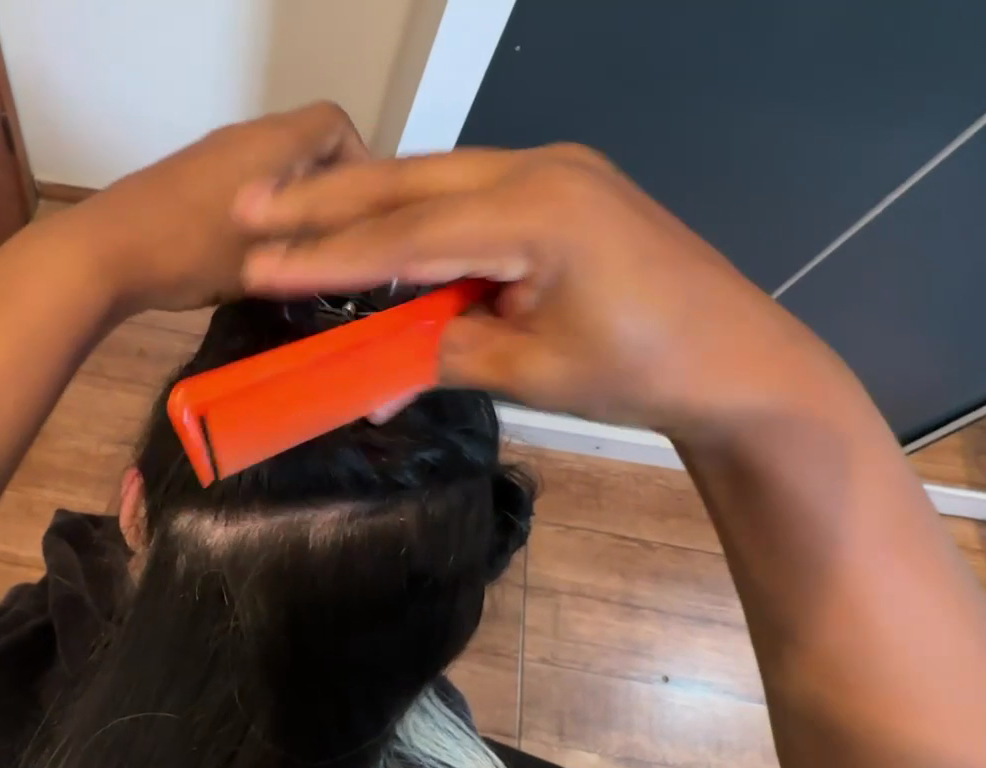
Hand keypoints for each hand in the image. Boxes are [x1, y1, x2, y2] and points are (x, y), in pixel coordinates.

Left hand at [62, 102, 368, 313]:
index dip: (358, 161)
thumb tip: (343, 246)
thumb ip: (309, 246)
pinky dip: (254, 212)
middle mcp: (241, 138)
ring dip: (285, 205)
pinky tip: (245, 257)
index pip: (334, 125)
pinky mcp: (182, 181)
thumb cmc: (191, 252)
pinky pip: (236, 185)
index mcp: (271, 143)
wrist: (103, 254)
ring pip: (267, 170)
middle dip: (322, 192)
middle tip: (329, 241)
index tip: (360, 210)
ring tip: (290, 254)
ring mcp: (207, 156)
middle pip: (300, 148)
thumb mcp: (264, 258)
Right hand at [234, 146, 859, 441]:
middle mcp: (540, 169)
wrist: (738, 362)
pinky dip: (407, 217)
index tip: (257, 265)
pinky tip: (365, 227)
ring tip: (286, 212)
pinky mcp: (556, 191)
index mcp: (539, 211)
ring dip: (358, 201)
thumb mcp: (529, 369)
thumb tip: (364, 380)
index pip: (407, 234)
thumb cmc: (643, 372)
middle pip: (407, 183)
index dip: (327, 256)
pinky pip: (463, 198)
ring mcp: (551, 172)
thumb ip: (439, 355)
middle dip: (323, 202)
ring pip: (430, 181)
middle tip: (247, 208)